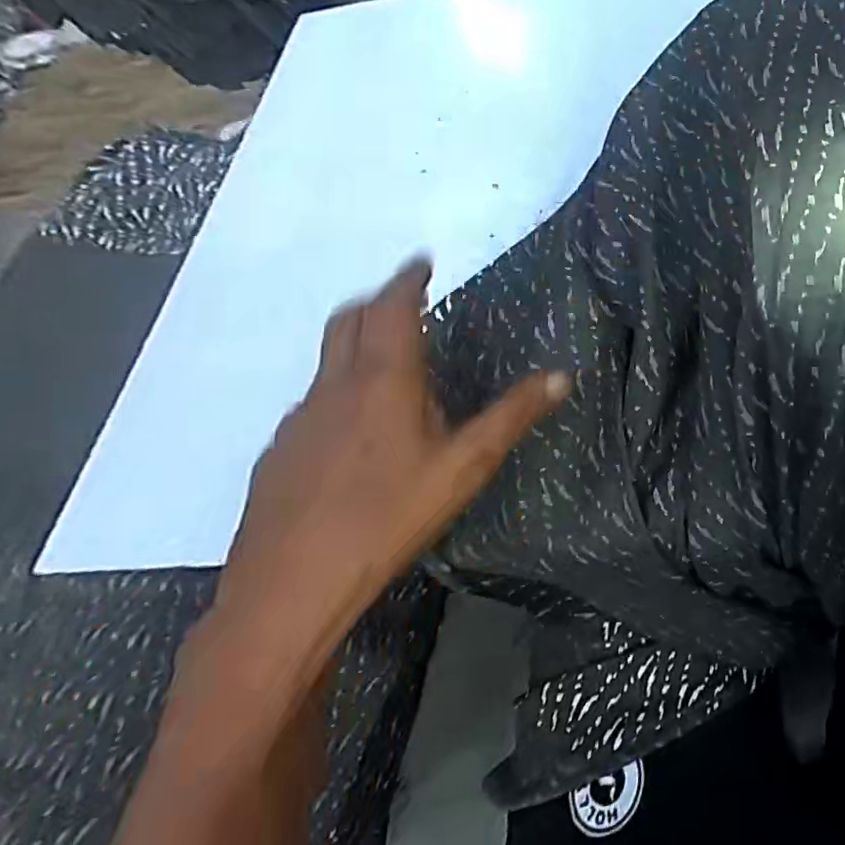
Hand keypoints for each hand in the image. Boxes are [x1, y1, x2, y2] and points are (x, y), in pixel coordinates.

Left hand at [212, 258, 568, 666]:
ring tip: (398, 358)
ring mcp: (300, 419)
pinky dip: (345, 384)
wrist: (291, 583)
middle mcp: (334, 388)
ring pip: (328, 360)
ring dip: (360, 341)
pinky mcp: (282, 450)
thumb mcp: (467, 465)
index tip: (423, 262)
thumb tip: (563, 375)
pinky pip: (318, 398)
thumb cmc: (391, 515)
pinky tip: (367, 426)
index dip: (407, 281)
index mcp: (382, 383)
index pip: (391, 311)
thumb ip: (513, 415)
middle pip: (346, 322)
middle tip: (410, 298)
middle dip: (377, 300)